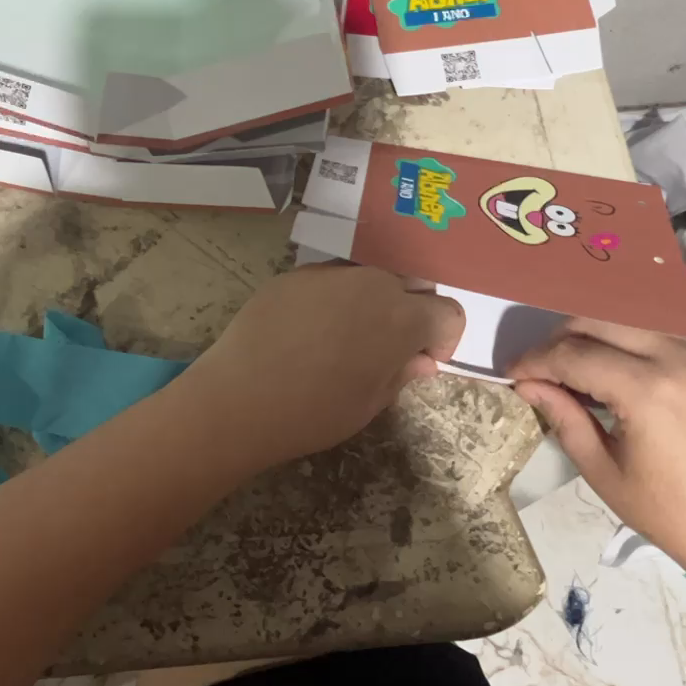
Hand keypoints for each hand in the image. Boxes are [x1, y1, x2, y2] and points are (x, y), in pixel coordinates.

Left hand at [171, 263, 464, 472]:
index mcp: (402, 315)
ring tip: (342, 340)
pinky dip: (331, 301)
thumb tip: (421, 360)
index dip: (444, 339)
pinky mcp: (292, 274)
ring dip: (369, 304)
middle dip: (409, 314)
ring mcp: (329, 273)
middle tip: (385, 350)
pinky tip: (305, 333)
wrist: (238, 399)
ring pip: (367, 279)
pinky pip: (328, 281)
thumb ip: (402, 373)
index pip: (448, 312)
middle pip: (409, 287)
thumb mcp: (370, 403)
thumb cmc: (314, 412)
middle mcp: (372, 281)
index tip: (421, 362)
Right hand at [508, 318, 685, 575]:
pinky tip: (605, 375)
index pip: (573, 354)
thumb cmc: (671, 514)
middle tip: (536, 372)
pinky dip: (619, 341)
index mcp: (647, 389)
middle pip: (596, 321)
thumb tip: (528, 386)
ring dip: (588, 335)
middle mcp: (674, 360)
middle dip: (557, 339)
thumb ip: (564, 418)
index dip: (534, 361)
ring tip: (567, 372)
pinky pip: (652, 334)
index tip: (510, 376)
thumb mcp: (603, 470)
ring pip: (625, 320)